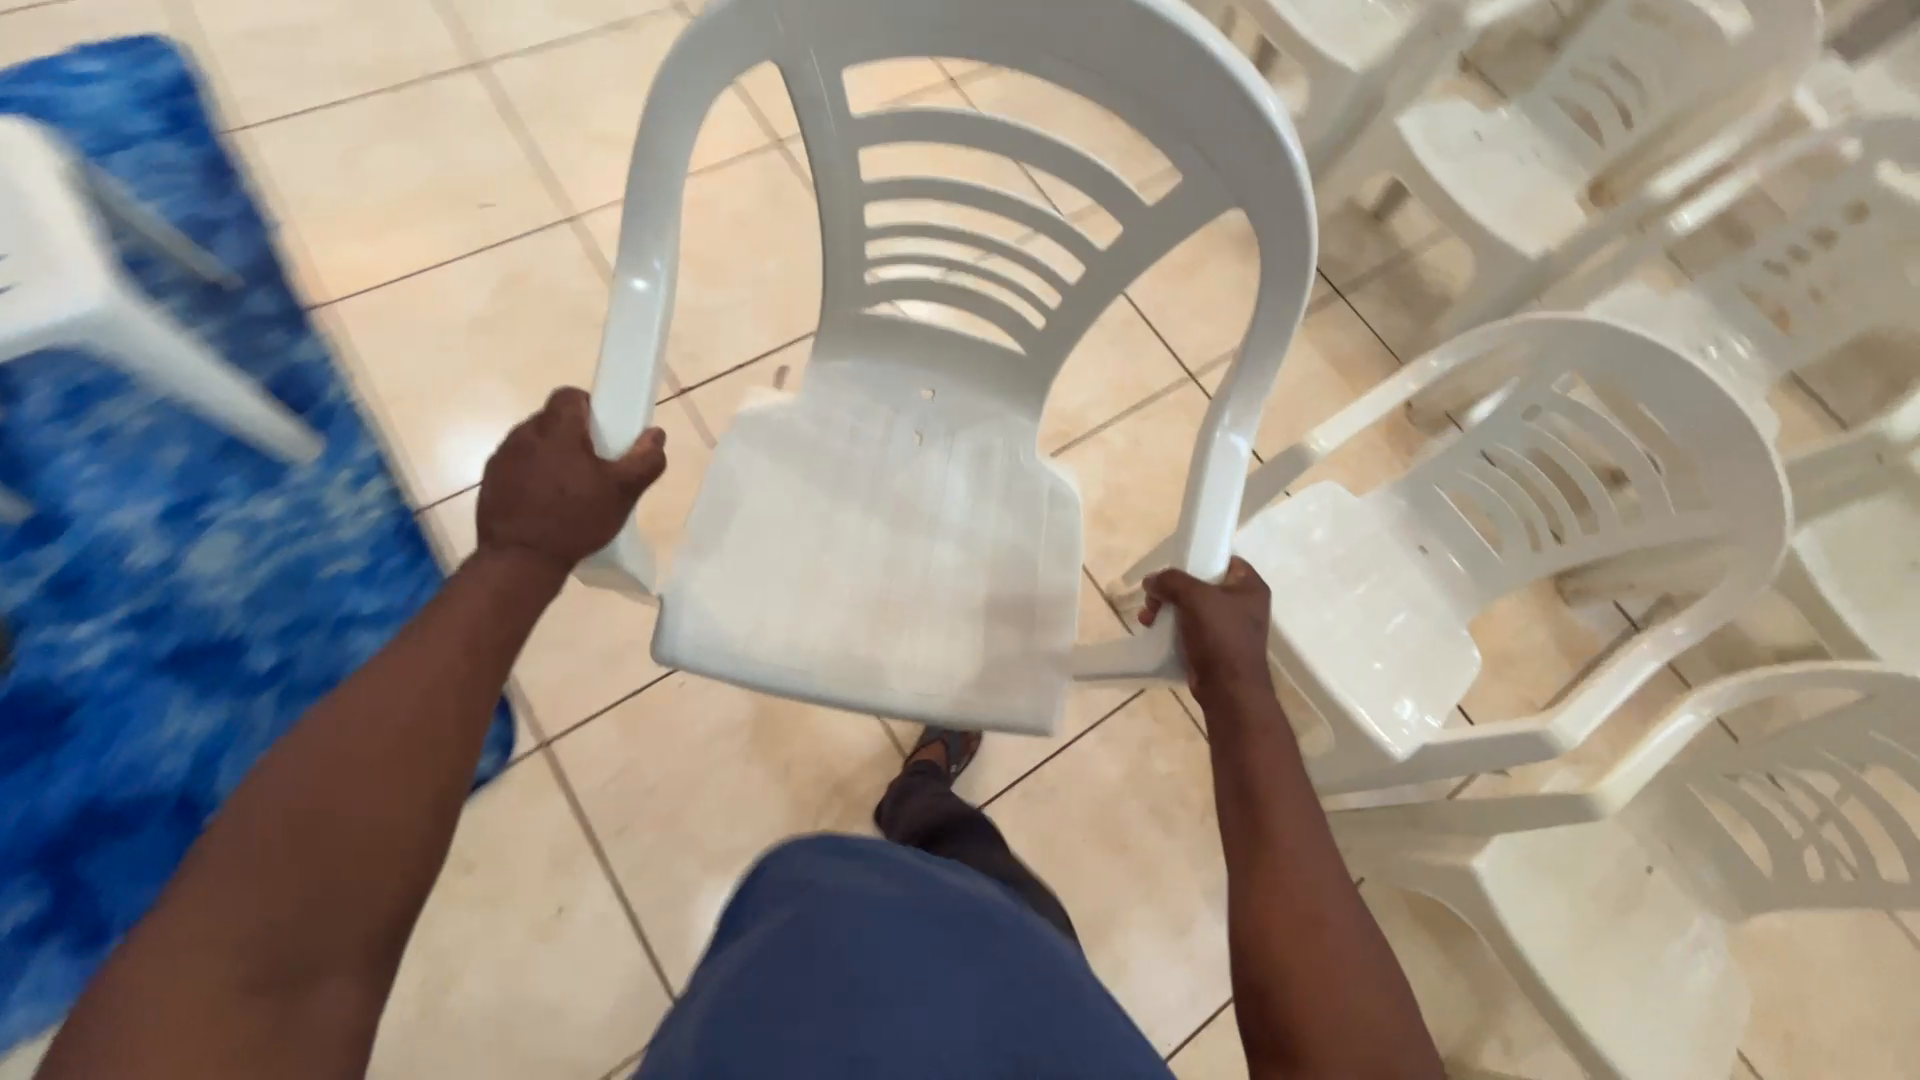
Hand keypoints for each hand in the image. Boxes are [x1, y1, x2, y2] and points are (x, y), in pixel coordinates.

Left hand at [476, 388, 666, 578]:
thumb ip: (645, 460)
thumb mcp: (623, 493)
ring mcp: (502, 457)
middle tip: (595, 467)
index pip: (570, 395)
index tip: (604, 434)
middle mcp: (524, 434)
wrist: (520, 559)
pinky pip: (518, 465)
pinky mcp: (490, 480)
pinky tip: (547, 504)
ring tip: (570, 489)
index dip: (590, 407)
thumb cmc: (576, 520)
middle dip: (574, 435)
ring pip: (535, 442)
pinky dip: (534, 475)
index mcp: (557, 430)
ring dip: (553, 455)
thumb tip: (655, 434)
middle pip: (553, 419)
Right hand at [1139, 557, 1275, 712]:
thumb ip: (1171, 580)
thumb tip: (1151, 581)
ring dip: (1165, 608)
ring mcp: (1228, 627)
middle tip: (1153, 597)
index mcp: (1249, 586)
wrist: (1228, 690)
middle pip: (1200, 583)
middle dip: (1171, 589)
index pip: (1223, 559)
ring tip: (1147, 617)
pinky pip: (1188, 627)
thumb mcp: (1195, 597)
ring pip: (1190, 606)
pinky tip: (1152, 629)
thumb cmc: (1220, 637)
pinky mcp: (1213, 646)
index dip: (1197, 558)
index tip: (1173, 566)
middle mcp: (1242, 604)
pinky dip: (1169, 626)